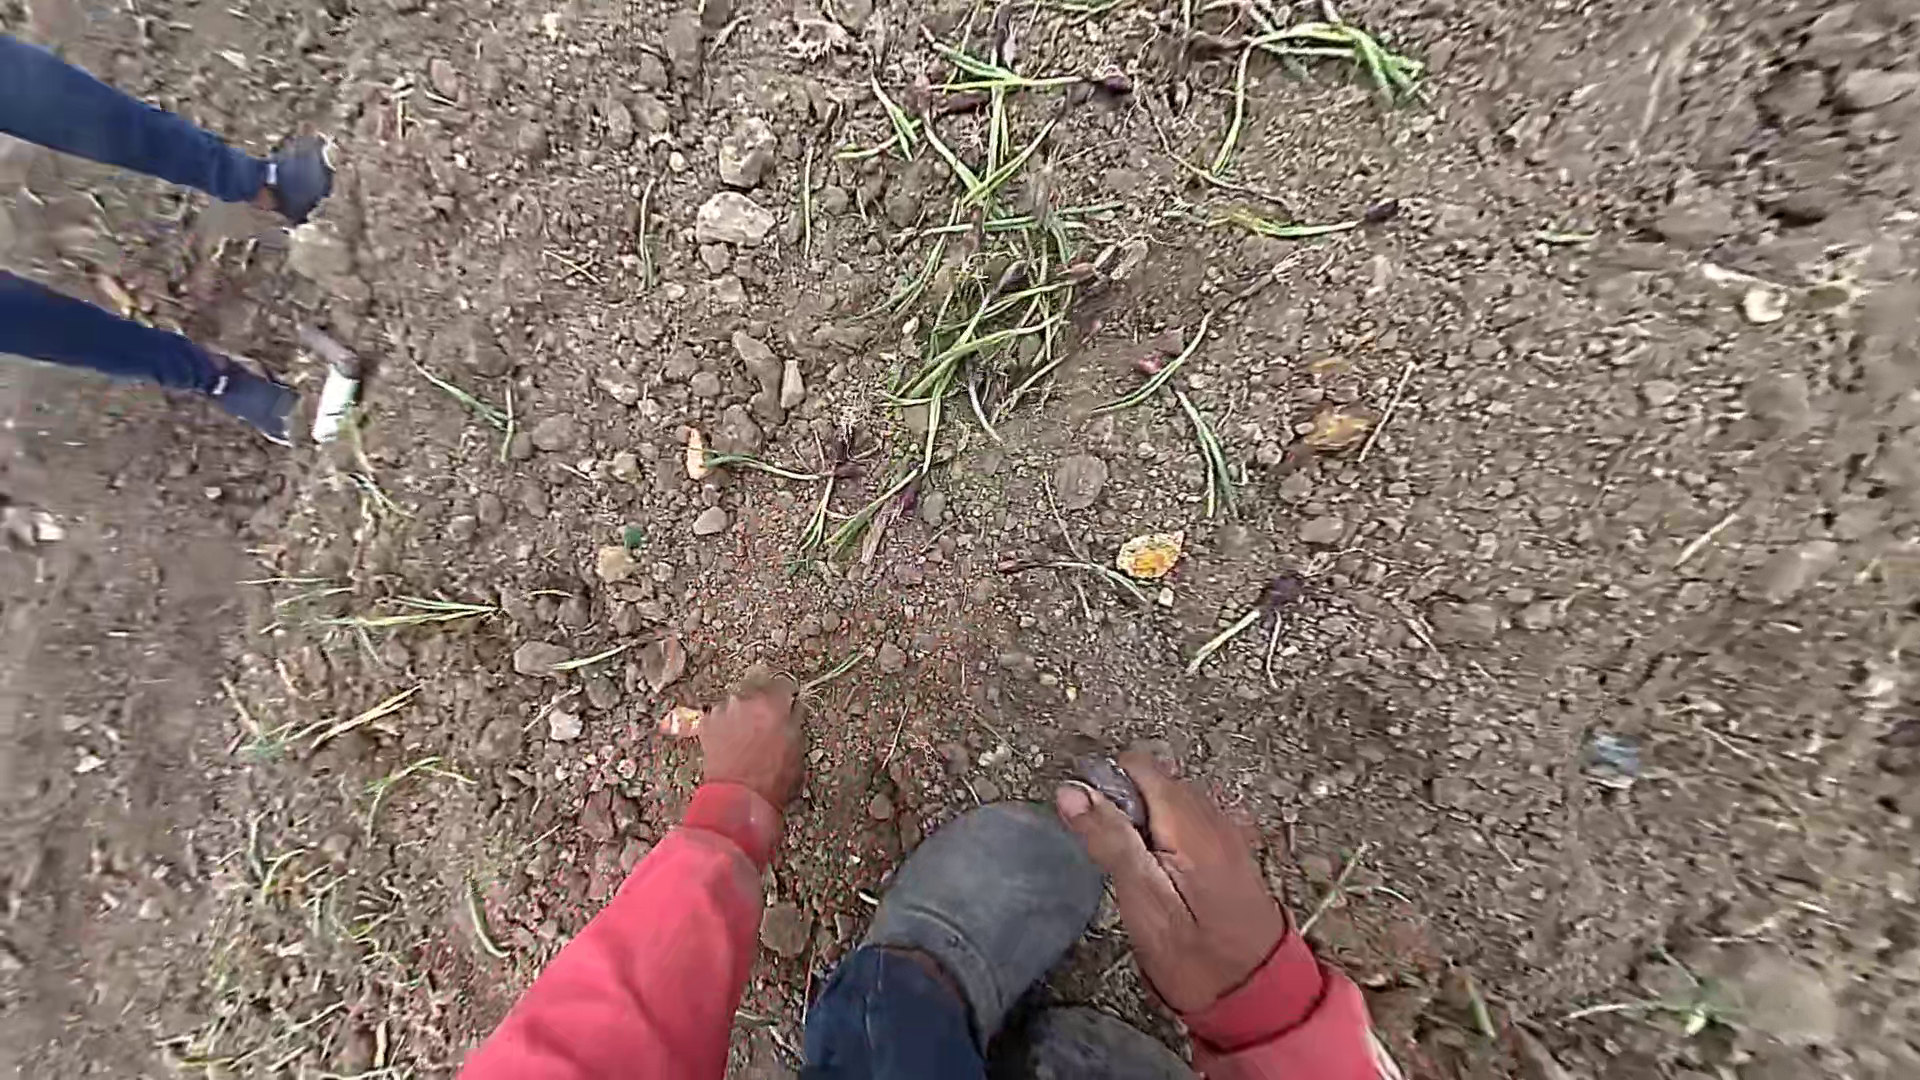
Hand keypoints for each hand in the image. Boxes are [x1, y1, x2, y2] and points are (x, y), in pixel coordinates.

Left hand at [698, 686, 803, 808]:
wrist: (738, 799)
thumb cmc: (772, 779)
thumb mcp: (797, 748)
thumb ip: (794, 722)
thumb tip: (792, 712)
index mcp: (775, 703)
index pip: (784, 685)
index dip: (786, 696)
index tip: (787, 703)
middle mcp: (748, 700)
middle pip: (758, 687)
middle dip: (762, 700)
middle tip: (766, 719)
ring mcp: (725, 711)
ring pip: (736, 701)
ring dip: (741, 711)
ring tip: (745, 733)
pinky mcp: (707, 724)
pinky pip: (718, 716)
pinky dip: (723, 723)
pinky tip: (729, 739)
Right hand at [1055, 751, 1287, 1012]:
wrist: (1263, 1003)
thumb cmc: (1197, 958)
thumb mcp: (1145, 903)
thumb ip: (1110, 840)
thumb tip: (1071, 791)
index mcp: (1189, 822)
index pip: (1136, 765)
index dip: (1108, 787)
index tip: (1100, 828)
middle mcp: (1211, 814)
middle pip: (1151, 778)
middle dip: (1125, 806)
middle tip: (1122, 859)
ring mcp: (1224, 828)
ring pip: (1166, 795)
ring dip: (1144, 819)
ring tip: (1142, 869)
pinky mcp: (1228, 845)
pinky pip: (1185, 816)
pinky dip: (1165, 831)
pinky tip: (1165, 872)